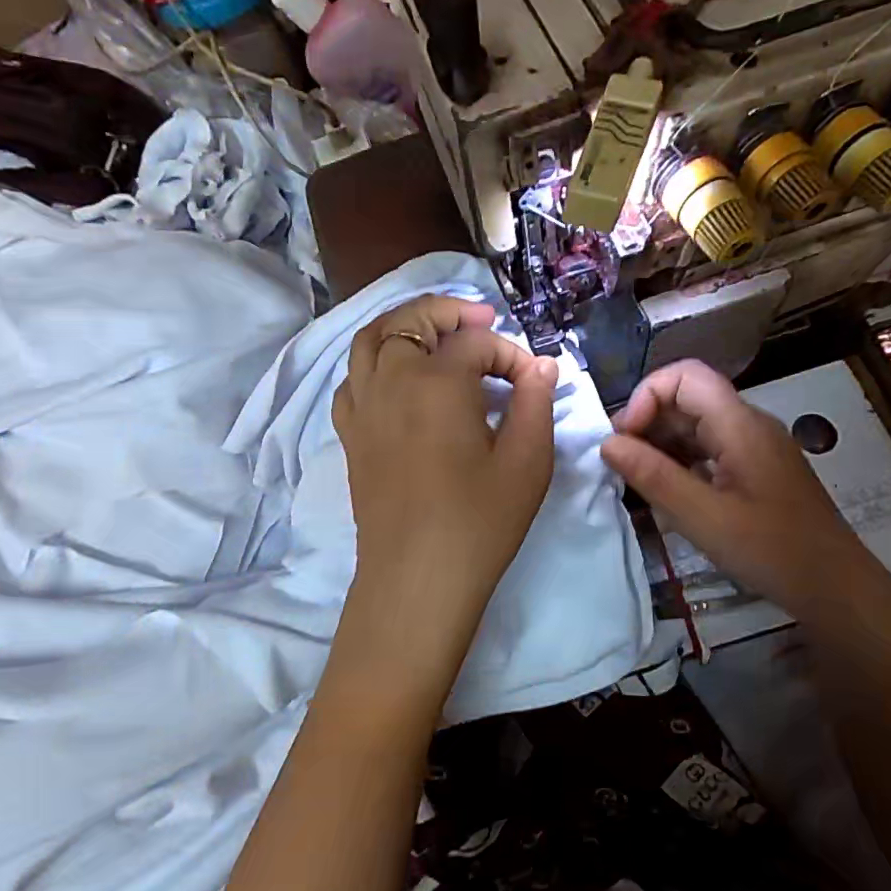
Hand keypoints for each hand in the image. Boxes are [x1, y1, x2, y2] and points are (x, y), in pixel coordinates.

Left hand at [332, 296, 559, 691]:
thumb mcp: (526, 462)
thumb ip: (535, 403)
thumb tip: (540, 365)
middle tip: (480, 320)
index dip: (510, 353)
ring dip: (403, 325)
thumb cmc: (479, 522)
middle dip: (448, 312)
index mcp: (437, 382)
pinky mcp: (351, 436)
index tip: (532, 380)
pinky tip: (397, 380)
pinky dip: (375, 363)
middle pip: (410, 320)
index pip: (476, 344)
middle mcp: (391, 382)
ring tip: (434, 335)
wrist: (417, 579)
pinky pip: (353, 380)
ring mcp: (363, 408)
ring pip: (370, 341)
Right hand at [600, 359, 863, 601]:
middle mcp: (747, 425)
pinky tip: (665, 493)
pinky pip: (707, 449)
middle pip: (687, 398)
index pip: (685, 376)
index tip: (624, 439)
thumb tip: (606, 443)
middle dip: (646, 422)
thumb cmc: (772, 551)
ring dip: (659, 444)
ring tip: (637, 482)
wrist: (836, 588)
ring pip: (694, 425)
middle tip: (621, 466)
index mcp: (740, 425)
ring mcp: (752, 447)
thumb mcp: (703, 517)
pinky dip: (678, 462)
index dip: (646, 395)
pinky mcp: (753, 470)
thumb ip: (653, 476)